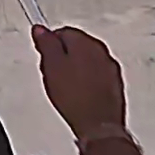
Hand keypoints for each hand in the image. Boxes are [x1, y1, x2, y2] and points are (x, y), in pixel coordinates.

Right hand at [32, 24, 125, 140]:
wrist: (97, 124)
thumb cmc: (74, 96)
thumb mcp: (51, 65)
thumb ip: (46, 43)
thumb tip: (40, 30)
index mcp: (86, 43)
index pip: (64, 31)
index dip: (50, 43)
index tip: (43, 55)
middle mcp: (102, 52)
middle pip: (76, 44)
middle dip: (62, 55)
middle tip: (51, 71)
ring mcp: (110, 68)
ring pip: (86, 60)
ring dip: (74, 67)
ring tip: (63, 84)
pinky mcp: (114, 84)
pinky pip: (95, 74)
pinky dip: (85, 79)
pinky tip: (76, 92)